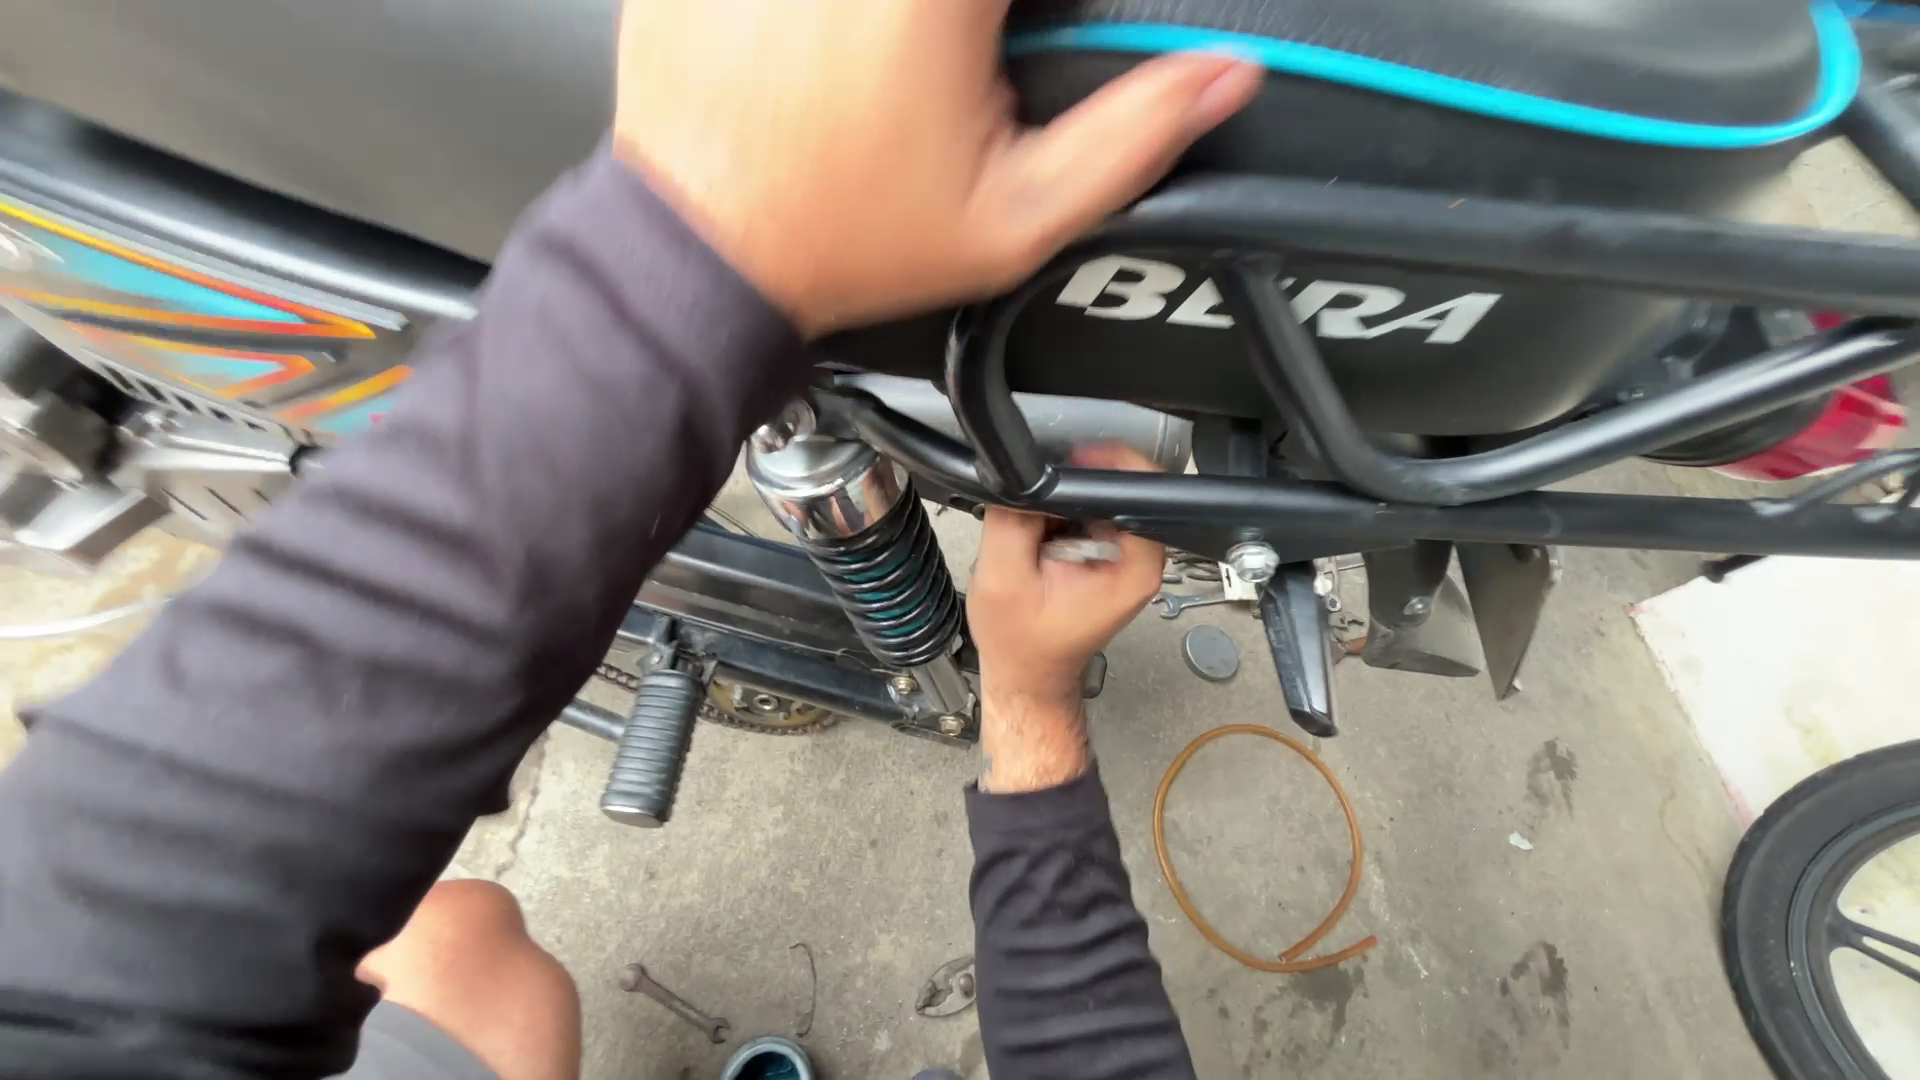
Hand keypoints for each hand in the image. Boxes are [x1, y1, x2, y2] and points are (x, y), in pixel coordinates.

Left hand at [612, 1, 1260, 337]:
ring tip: (903, 65)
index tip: (1028, 38)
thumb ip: (1127, 141)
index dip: (1049, 12)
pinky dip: (846, 17)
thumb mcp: (1011, 223)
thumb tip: (1219, 83)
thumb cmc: (844, 242)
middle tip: (973, 57)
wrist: (711, 254)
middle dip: (992, 22)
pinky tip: (842, 47)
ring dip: (923, 24)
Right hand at [968, 445, 1166, 791]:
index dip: (1103, 465)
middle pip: (1116, 486)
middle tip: (1036, 511)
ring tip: (1034, 535)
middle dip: (1070, 485)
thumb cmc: (1023, 644)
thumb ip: (1014, 519)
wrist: (1024, 673)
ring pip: (1096, 495)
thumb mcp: (1003, 579)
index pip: (1141, 488)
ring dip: (1059, 501)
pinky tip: (1038, 542)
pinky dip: (1055, 516)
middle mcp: (1137, 559)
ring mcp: (1121, 556)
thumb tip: (1020, 475)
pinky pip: (1083, 512)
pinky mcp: (1103, 553)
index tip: (1069, 460)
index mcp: (1132, 566)